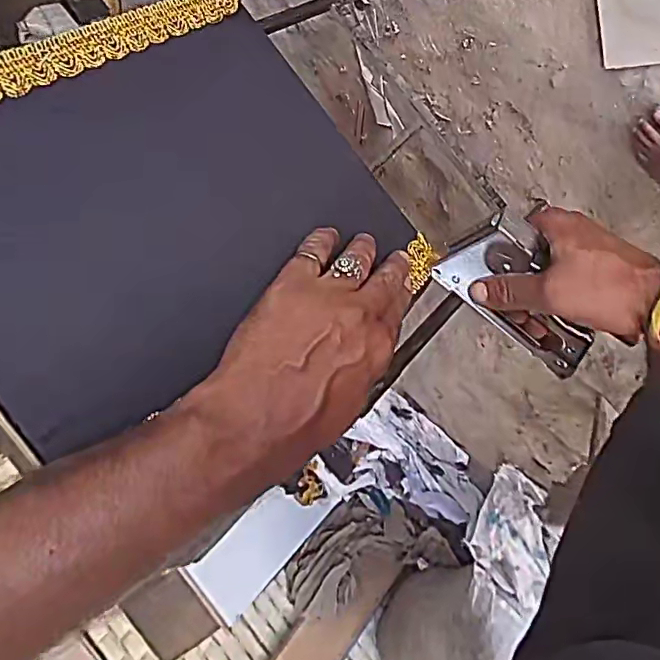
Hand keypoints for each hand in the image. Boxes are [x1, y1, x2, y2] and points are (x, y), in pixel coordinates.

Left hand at [182, 228, 415, 482]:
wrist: (255, 418)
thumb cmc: (296, 422)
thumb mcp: (348, 404)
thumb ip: (361, 369)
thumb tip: (359, 359)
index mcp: (376, 348)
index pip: (397, 310)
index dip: (402, 294)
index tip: (404, 286)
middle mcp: (358, 316)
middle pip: (384, 280)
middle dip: (393, 266)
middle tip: (397, 258)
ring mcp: (327, 294)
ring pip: (354, 259)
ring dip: (362, 248)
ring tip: (364, 242)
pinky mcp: (293, 282)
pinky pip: (313, 250)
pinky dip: (321, 240)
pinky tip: (323, 236)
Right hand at [469, 206, 659, 341]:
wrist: (659, 307)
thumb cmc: (615, 289)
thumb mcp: (548, 293)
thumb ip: (510, 291)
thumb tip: (483, 290)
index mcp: (559, 224)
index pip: (513, 231)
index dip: (501, 257)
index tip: (497, 276)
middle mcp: (575, 231)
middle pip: (530, 256)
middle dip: (522, 286)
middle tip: (519, 305)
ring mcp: (591, 250)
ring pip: (550, 271)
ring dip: (541, 296)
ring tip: (542, 317)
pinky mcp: (603, 270)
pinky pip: (570, 282)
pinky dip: (562, 299)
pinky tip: (563, 317)